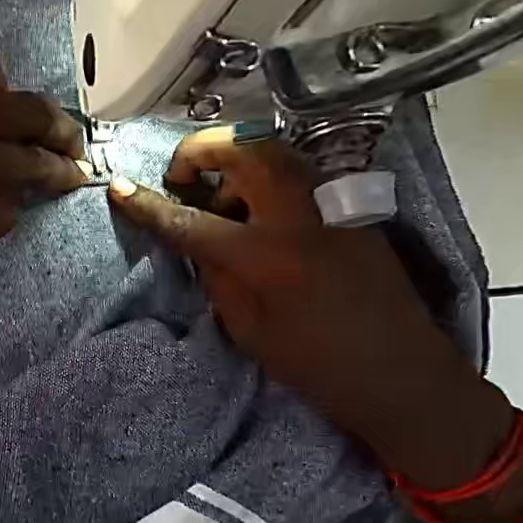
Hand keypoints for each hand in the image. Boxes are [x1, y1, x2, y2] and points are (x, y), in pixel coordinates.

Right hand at [106, 129, 510, 484]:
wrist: (402, 373)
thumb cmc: (319, 365)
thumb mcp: (250, 329)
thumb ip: (217, 274)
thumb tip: (197, 236)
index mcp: (267, 256)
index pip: (191, 220)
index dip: (149, 205)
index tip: (119, 188)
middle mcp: (299, 214)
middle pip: (241, 149)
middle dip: (200, 151)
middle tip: (183, 179)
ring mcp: (330, 202)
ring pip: (272, 150)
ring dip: (235, 162)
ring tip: (223, 203)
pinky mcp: (349, 204)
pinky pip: (297, 170)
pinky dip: (266, 176)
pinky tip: (261, 214)